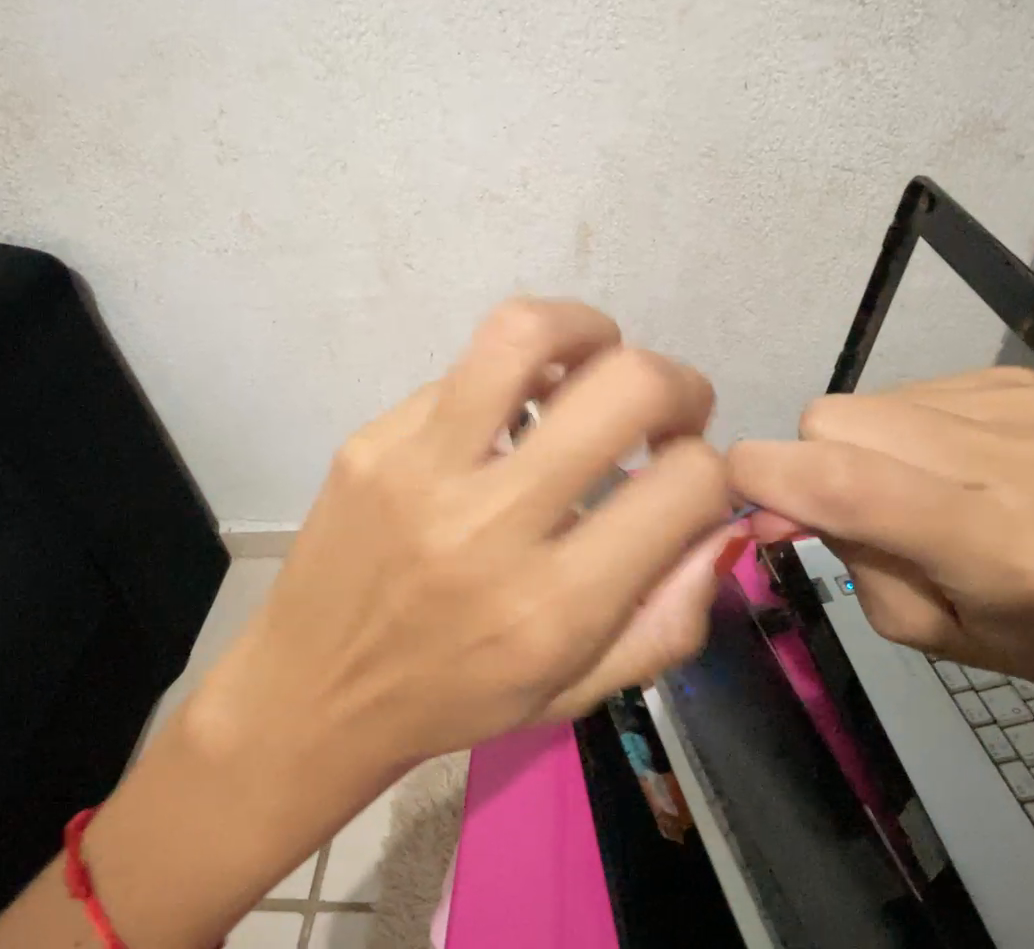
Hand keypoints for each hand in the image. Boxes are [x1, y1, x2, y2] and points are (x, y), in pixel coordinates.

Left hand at [187, 300, 734, 770]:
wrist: (311, 697)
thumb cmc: (455, 701)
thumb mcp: (578, 691)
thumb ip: (668, 618)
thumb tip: (722, 523)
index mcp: (555, 606)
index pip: (688, 484)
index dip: (712, 470)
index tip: (687, 480)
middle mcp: (491, 527)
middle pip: (627, 387)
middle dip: (679, 384)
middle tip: (667, 410)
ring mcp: (420, 470)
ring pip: (527, 334)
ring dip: (589, 330)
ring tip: (597, 359)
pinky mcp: (370, 441)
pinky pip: (464, 372)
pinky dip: (511, 379)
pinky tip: (509, 417)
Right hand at [727, 367, 1033, 687]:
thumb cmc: (1004, 630)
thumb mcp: (908, 624)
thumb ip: (841, 550)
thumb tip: (772, 497)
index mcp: (1003, 551)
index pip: (854, 484)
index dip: (772, 473)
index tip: (732, 483)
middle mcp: (1025, 466)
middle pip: (841, 420)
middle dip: (813, 458)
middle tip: (841, 503)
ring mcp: (1031, 414)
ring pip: (867, 399)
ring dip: (860, 443)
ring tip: (907, 485)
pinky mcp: (1025, 383)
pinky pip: (907, 390)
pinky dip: (900, 428)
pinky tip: (940, 463)